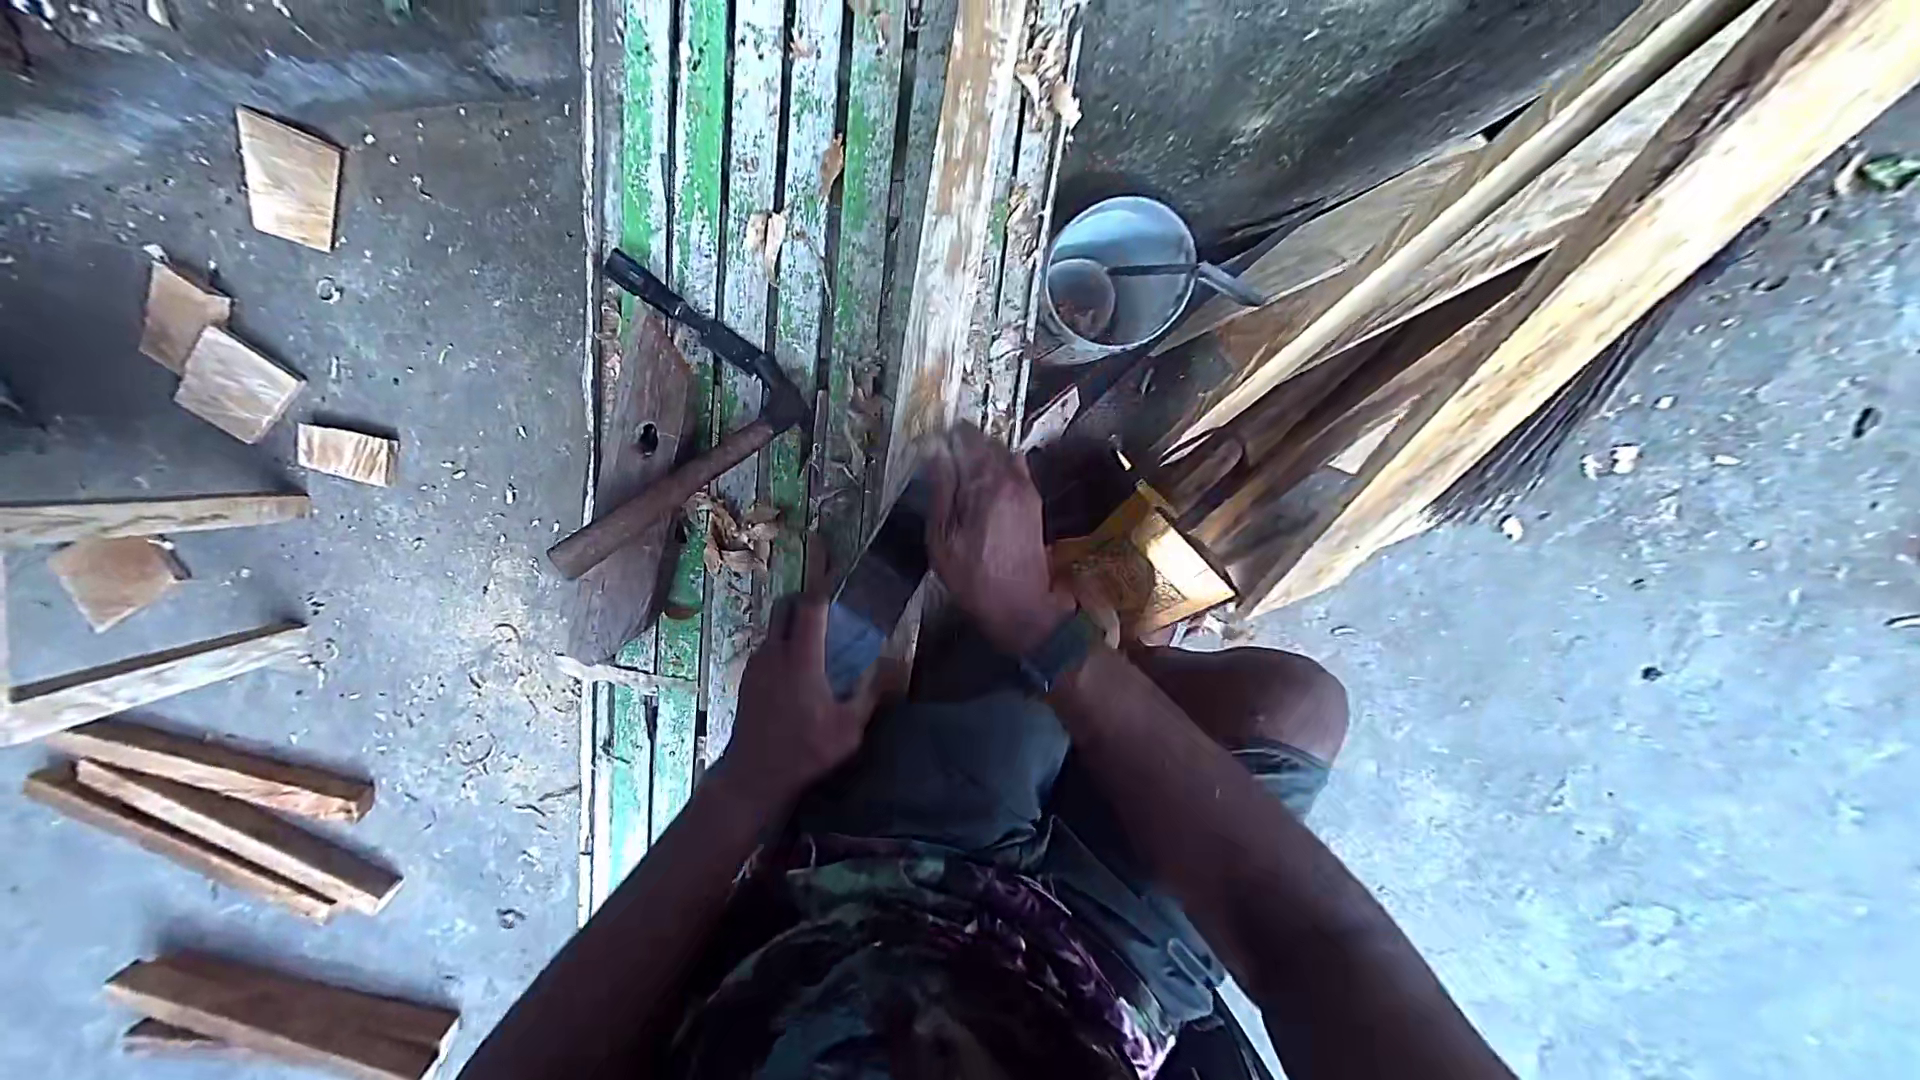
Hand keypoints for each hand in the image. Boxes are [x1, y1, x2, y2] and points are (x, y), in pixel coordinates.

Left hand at [718, 593, 885, 807]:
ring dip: (794, 624)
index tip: (839, 573)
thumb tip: (894, 665)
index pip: (811, 606)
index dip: (825, 585)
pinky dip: (784, 645)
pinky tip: (799, 670)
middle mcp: (774, 654)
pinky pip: (768, 648)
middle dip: (807, 599)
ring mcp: (756, 666)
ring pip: (774, 627)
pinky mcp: (747, 680)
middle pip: (786, 606)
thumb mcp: (849, 728)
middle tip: (829, 607)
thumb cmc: (805, 751)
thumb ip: (871, 692)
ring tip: (818, 642)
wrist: (753, 777)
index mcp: (801, 659)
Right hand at [924, 425, 1075, 655]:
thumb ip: (940, 489)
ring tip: (958, 472)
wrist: (1020, 605)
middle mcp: (1012, 477)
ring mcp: (1027, 487)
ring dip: (979, 454)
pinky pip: (1013, 468)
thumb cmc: (974, 577)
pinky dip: (996, 467)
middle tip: (940, 456)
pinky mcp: (1033, 500)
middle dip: (962, 442)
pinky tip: (981, 485)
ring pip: (1000, 453)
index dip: (944, 436)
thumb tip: (935, 452)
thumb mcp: (942, 537)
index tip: (928, 444)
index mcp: (986, 482)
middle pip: (985, 441)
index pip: (964, 438)